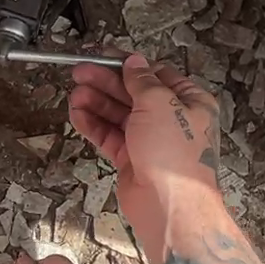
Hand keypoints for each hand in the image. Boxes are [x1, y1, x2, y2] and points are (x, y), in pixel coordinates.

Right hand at [68, 55, 222, 261]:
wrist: (169, 206)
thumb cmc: (177, 159)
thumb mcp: (160, 103)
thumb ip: (142, 80)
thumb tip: (134, 63)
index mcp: (189, 103)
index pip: (155, 75)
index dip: (128, 65)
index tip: (103, 57)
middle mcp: (172, 121)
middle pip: (133, 94)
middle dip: (106, 83)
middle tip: (81, 73)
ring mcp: (151, 142)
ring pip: (118, 115)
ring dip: (96, 103)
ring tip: (75, 94)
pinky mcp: (133, 160)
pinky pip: (110, 136)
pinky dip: (93, 125)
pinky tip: (79, 114)